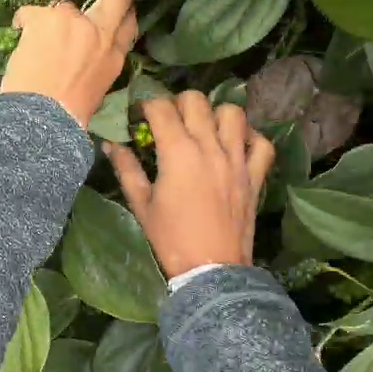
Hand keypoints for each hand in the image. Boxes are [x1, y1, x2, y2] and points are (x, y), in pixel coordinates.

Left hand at [0, 0, 138, 125]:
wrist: (42, 118)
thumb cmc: (68, 113)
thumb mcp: (97, 86)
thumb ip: (98, 61)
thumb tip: (87, 51)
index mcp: (114, 56)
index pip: (129, 23)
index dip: (123, 10)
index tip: (117, 5)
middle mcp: (99, 34)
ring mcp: (72, 22)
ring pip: (64, 7)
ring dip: (52, 19)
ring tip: (39, 38)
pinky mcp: (45, 18)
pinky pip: (31, 12)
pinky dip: (24, 21)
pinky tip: (18, 33)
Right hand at [106, 93, 275, 277]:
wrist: (211, 271)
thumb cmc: (171, 238)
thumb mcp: (141, 204)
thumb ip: (126, 168)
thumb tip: (110, 144)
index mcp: (178, 152)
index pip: (161, 107)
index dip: (146, 105)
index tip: (139, 115)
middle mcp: (209, 147)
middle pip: (196, 100)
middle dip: (177, 102)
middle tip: (169, 119)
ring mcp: (236, 160)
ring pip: (232, 113)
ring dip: (214, 113)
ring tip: (203, 127)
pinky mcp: (255, 176)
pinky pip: (262, 144)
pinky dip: (250, 138)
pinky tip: (235, 144)